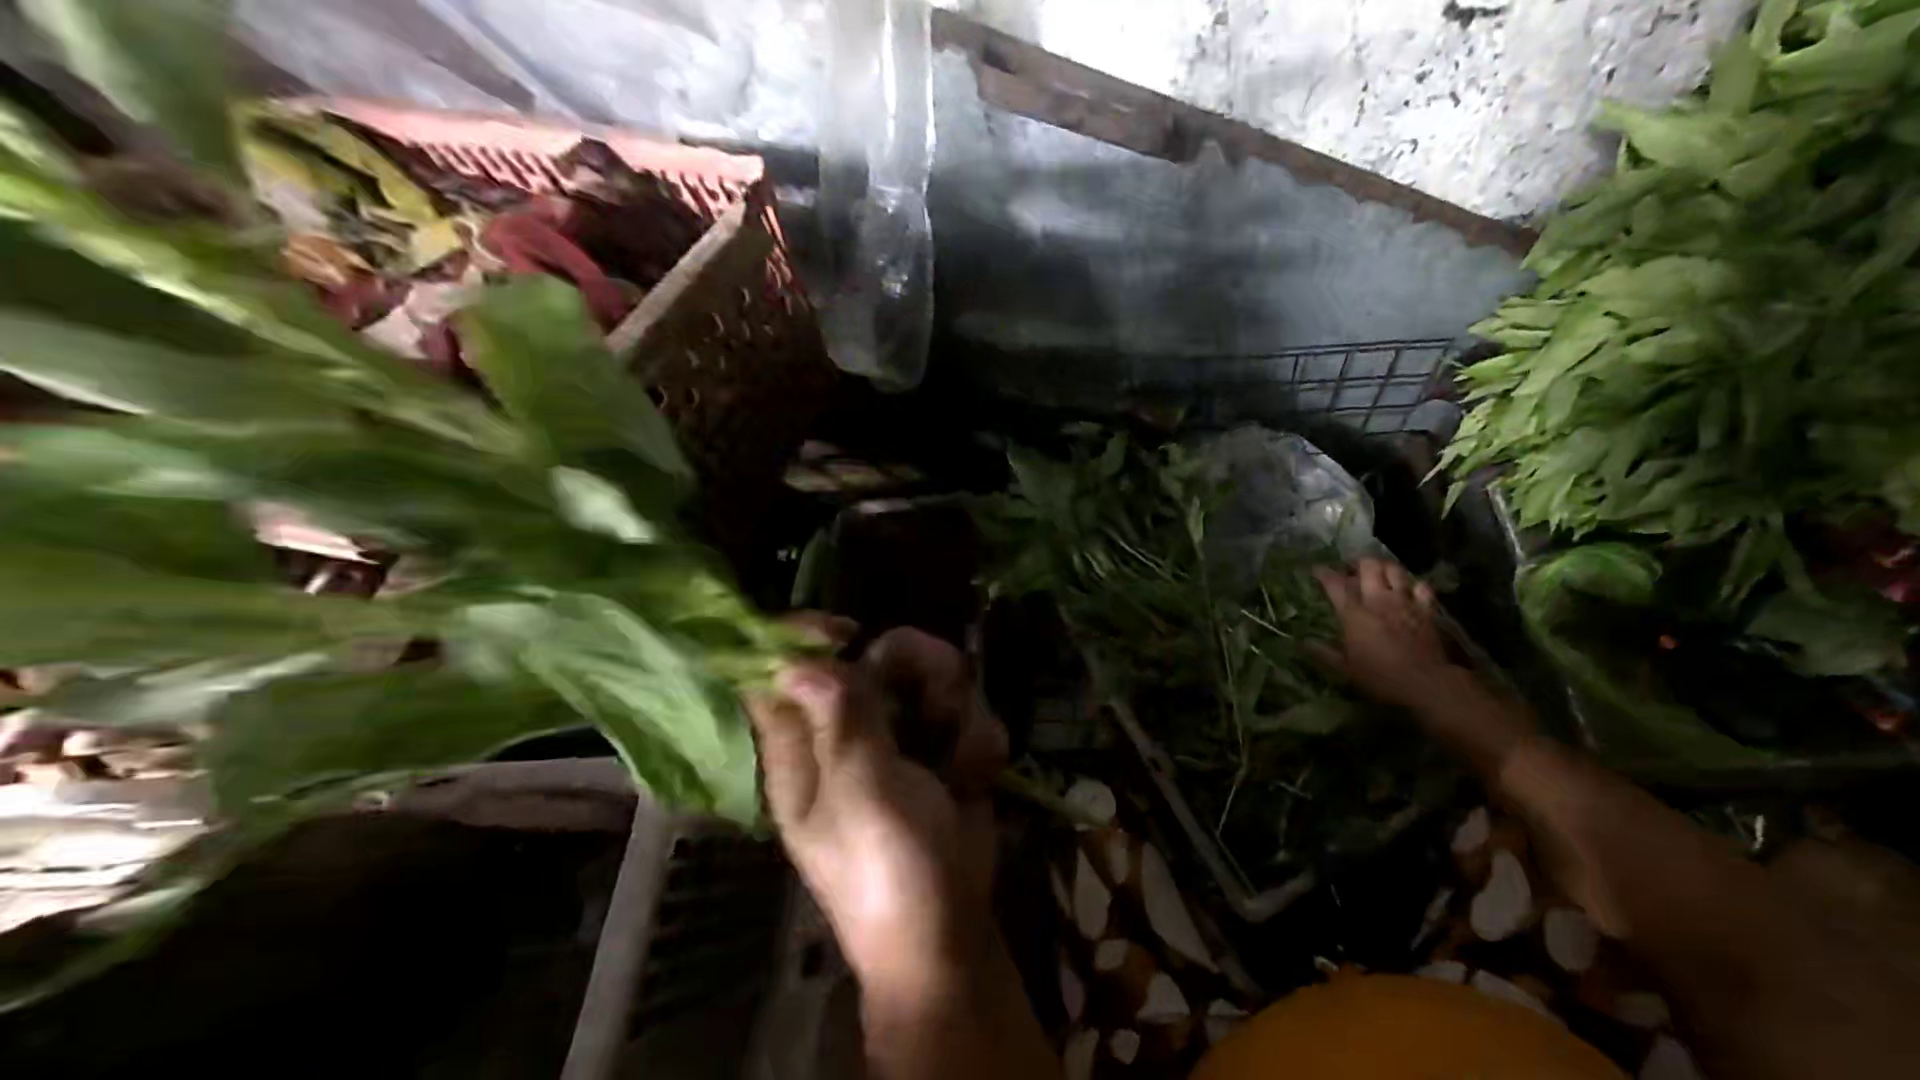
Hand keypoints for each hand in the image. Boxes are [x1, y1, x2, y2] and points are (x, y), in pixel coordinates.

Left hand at [748, 626, 1008, 1002]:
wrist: (950, 935)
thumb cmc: (889, 871)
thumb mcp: (862, 794)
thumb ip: (839, 721)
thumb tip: (794, 661)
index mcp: (801, 747)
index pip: (777, 672)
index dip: (804, 638)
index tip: (850, 632)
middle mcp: (845, 733)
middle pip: (870, 658)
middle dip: (917, 666)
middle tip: (943, 694)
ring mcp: (896, 740)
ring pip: (926, 678)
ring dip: (959, 708)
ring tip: (966, 757)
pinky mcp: (939, 750)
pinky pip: (963, 713)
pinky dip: (977, 742)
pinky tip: (978, 778)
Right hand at [1313, 558, 1459, 709]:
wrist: (1426, 683)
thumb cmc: (1380, 677)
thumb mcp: (1345, 669)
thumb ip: (1323, 653)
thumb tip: (1303, 642)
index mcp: (1353, 614)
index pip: (1334, 583)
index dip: (1323, 572)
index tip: (1316, 569)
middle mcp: (1377, 601)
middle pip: (1368, 566)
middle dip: (1358, 563)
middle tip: (1352, 569)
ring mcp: (1404, 603)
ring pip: (1394, 570)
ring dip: (1385, 567)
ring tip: (1378, 571)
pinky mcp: (1426, 610)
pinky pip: (1422, 587)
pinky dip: (1415, 585)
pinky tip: (1410, 589)